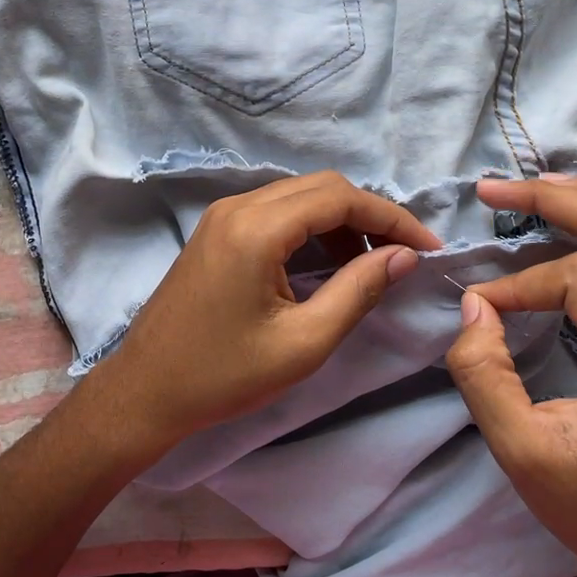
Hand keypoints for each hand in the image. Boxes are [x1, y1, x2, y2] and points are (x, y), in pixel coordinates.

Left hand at [91, 171, 441, 450]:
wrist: (147, 389)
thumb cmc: (224, 374)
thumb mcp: (303, 341)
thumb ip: (358, 291)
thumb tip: (404, 255)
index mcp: (255, 228)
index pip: (339, 197)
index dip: (391, 218)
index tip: (429, 247)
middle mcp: (236, 206)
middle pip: (319, 187)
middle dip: (368, 216)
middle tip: (402, 257)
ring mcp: (221, 216)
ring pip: (297, 196)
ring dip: (339, 221)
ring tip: (369, 266)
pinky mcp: (215, 231)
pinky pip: (274, 212)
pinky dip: (309, 228)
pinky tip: (328, 264)